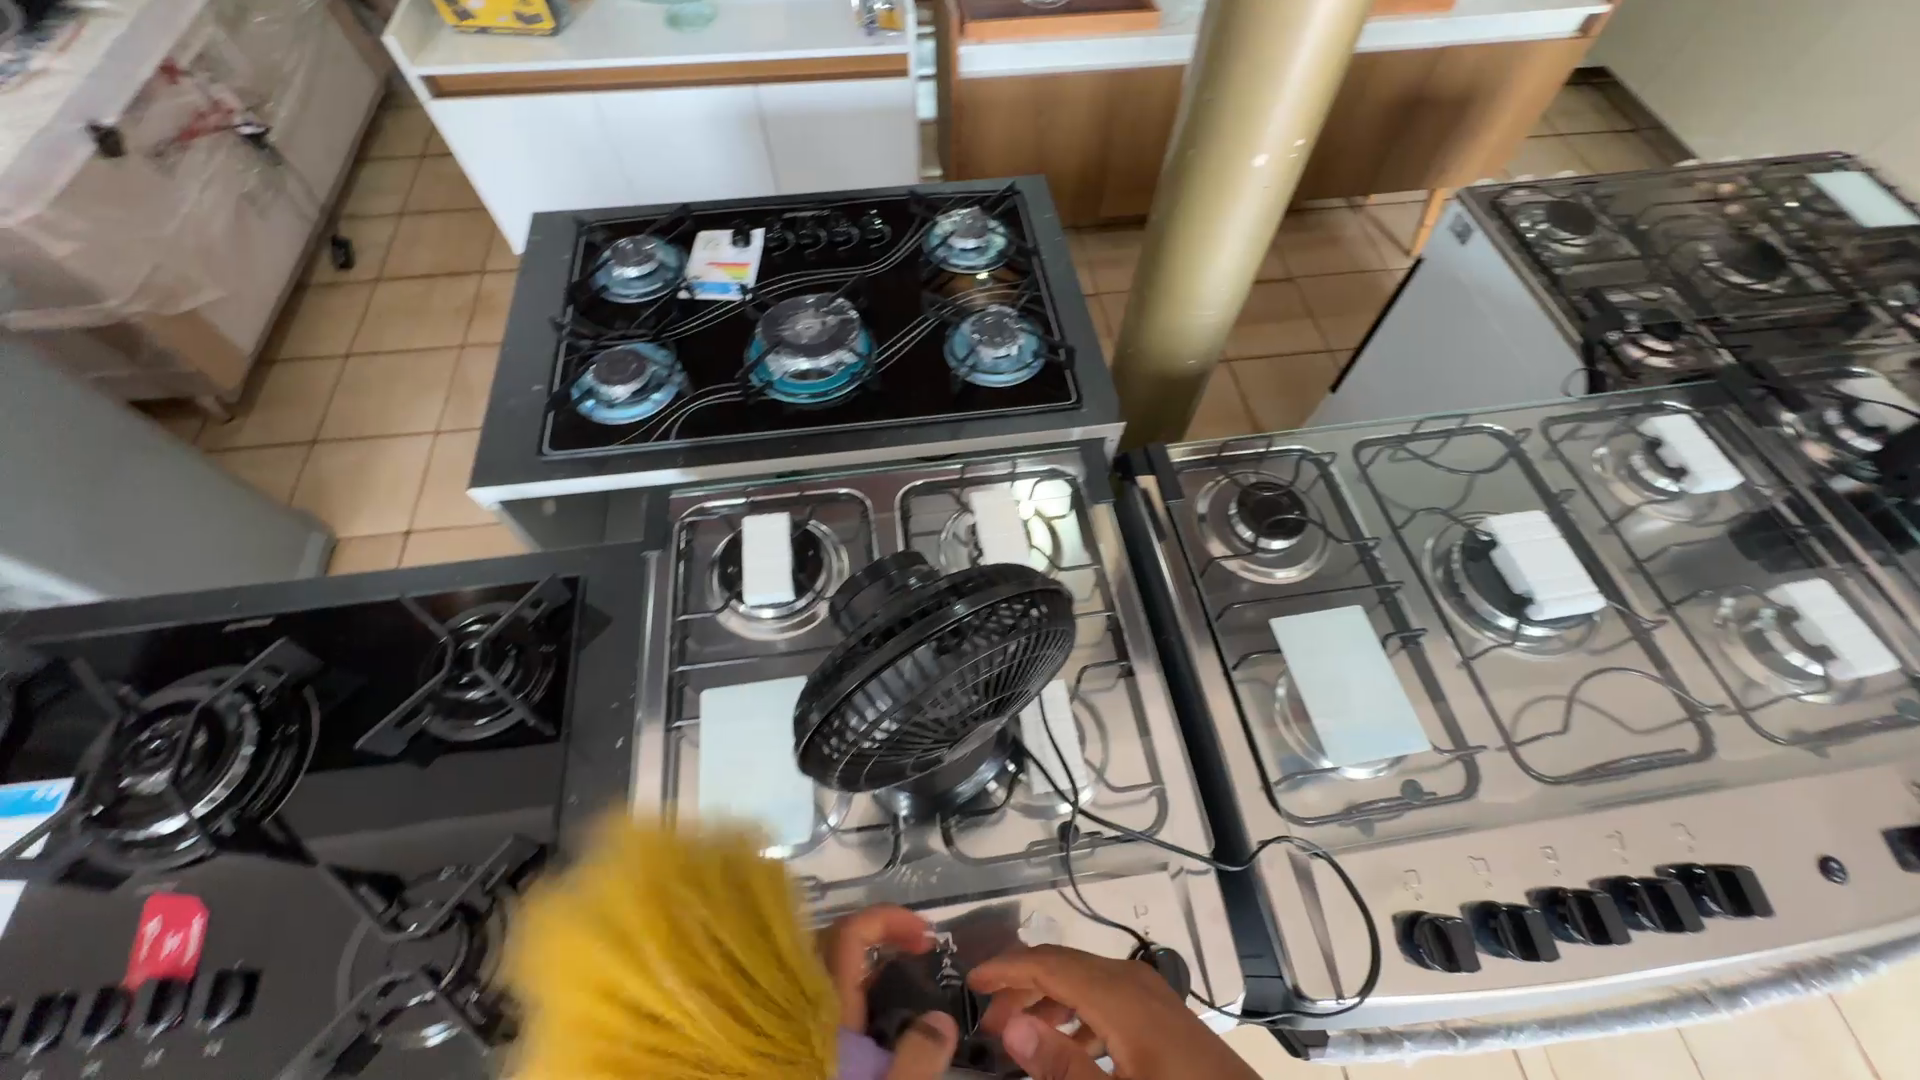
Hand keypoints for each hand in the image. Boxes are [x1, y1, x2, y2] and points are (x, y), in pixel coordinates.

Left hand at [818, 905, 957, 1079]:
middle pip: (838, 939)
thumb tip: (942, 1019)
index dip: (888, 919)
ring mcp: (805, 1021)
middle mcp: (811, 1004)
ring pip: (833, 967)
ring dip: (873, 960)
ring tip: (911, 975)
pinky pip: (831, 995)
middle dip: (883, 931)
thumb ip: (916, 1058)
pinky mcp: (809, 1040)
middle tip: (922, 947)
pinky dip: (861, 987)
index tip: (927, 934)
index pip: (850, 933)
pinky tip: (887, 1012)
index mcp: (828, 1005)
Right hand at [969, 945, 1259, 1079]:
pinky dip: (1077, 1016)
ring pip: (1085, 983)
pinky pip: (1107, 999)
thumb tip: (1009, 1024)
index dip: (1006, 970)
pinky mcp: (1163, 1015)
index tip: (970, 984)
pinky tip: (1070, 1048)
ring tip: (1020, 1037)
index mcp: (1118, 993)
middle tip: (988, 1025)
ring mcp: (1151, 995)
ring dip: (1048, 1004)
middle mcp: (1133, 981)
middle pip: (1064, 967)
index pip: (1048, 964)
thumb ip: (1060, 1064)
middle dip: (1022, 989)